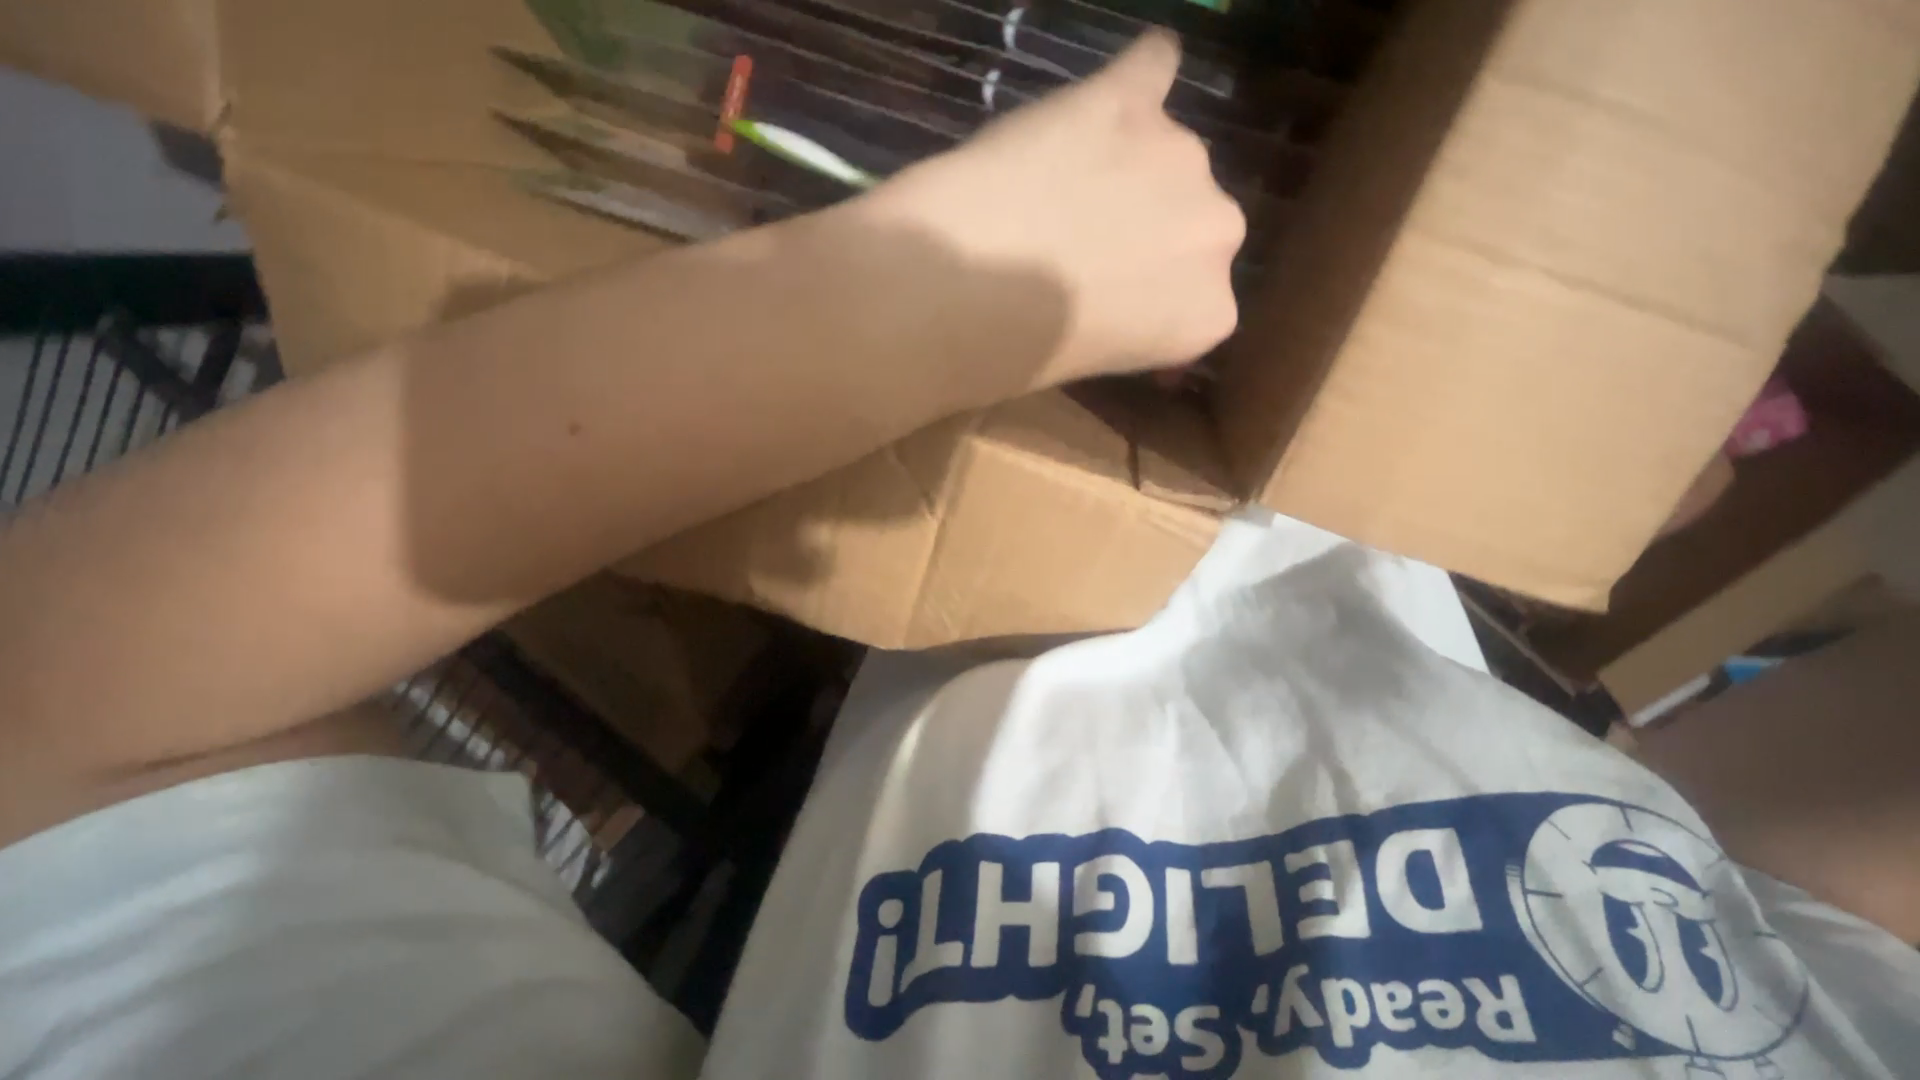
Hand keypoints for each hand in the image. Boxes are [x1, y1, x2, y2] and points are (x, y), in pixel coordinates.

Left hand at [858, 30, 1245, 387]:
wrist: (962, 292)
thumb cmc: (1015, 356)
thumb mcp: (1092, 361)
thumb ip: (1129, 320)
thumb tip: (1111, 302)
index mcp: (1209, 315)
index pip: (1196, 297)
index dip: (1146, 294)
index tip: (1106, 300)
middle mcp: (1218, 234)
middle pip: (1192, 221)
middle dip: (1146, 228)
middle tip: (1079, 242)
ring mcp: (1180, 157)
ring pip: (1164, 154)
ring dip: (1125, 165)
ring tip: (1057, 183)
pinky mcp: (1128, 98)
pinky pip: (1152, 67)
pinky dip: (1139, 73)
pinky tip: (1120, 82)